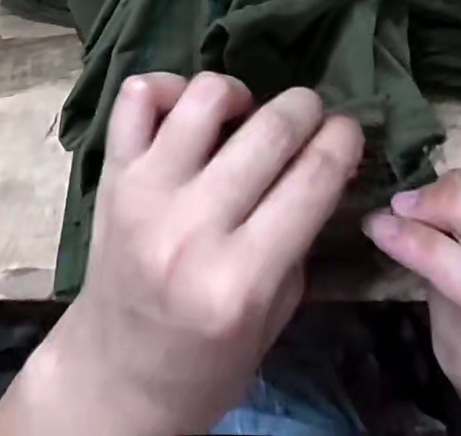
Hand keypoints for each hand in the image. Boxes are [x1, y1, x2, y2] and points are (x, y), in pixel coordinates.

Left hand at [0, 71, 363, 435]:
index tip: (349, 126)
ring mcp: (144, 192)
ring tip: (245, 108)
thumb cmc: (207, 359)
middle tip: (310, 110)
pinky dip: (167, 86)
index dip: (341, 140)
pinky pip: (136, 97)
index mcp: (241, 280)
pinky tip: (187, 106)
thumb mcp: (275, 314)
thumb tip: (323, 159)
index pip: (311, 180)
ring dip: (239, 91)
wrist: (117, 373)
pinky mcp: (111, 173)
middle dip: (305, 108)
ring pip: (202, 99)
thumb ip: (300, 236)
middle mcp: (191, 228)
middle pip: (268, 133)